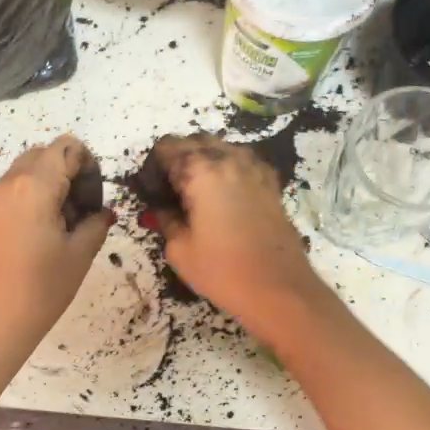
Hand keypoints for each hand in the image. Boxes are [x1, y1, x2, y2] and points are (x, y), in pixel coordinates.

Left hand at [0, 135, 112, 380]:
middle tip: (82, 209)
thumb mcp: (80, 254)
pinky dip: (33, 196)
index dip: (88, 165)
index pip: (67, 148)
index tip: (95, 197)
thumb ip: (95, 223)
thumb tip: (102, 212)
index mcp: (33, 186)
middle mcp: (8, 183)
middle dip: (69, 171)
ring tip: (64, 223)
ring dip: (50, 183)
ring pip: (27, 170)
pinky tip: (44, 232)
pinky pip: (14, 189)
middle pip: (45, 154)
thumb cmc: (42, 289)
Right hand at [149, 134, 332, 340]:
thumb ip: (165, 219)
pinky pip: (241, 162)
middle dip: (178, 159)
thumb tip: (162, 207)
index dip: (154, 166)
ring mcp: (254, 168)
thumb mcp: (179, 249)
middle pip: (195, 141)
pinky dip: (226, 170)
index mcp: (201, 171)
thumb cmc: (222, 270)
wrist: (277, 288)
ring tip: (195, 193)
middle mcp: (229, 159)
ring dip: (203, 162)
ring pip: (220, 148)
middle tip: (169, 191)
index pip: (167, 147)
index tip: (151, 190)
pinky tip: (222, 196)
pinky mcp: (270, 182)